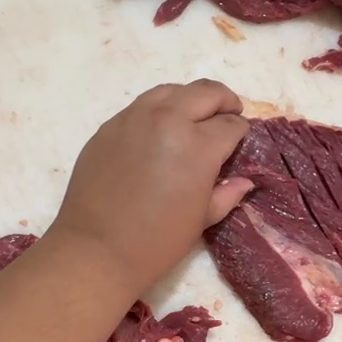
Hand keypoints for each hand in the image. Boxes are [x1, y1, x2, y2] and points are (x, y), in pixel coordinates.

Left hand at [49, 80, 253, 294]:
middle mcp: (167, 120)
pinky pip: (140, 107)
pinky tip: (159, 133)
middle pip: (205, 92)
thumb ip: (226, 194)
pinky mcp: (109, 127)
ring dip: (189, 99)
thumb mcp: (201, 219)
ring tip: (194, 117)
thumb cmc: (157, 242)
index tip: (239, 140)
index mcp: (198, 145)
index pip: (230, 124)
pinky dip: (158, 112)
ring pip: (171, 91)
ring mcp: (134, 119)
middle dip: (223, 101)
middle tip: (228, 114)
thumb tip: (243, 180)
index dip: (240, 132)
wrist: (97, 250)